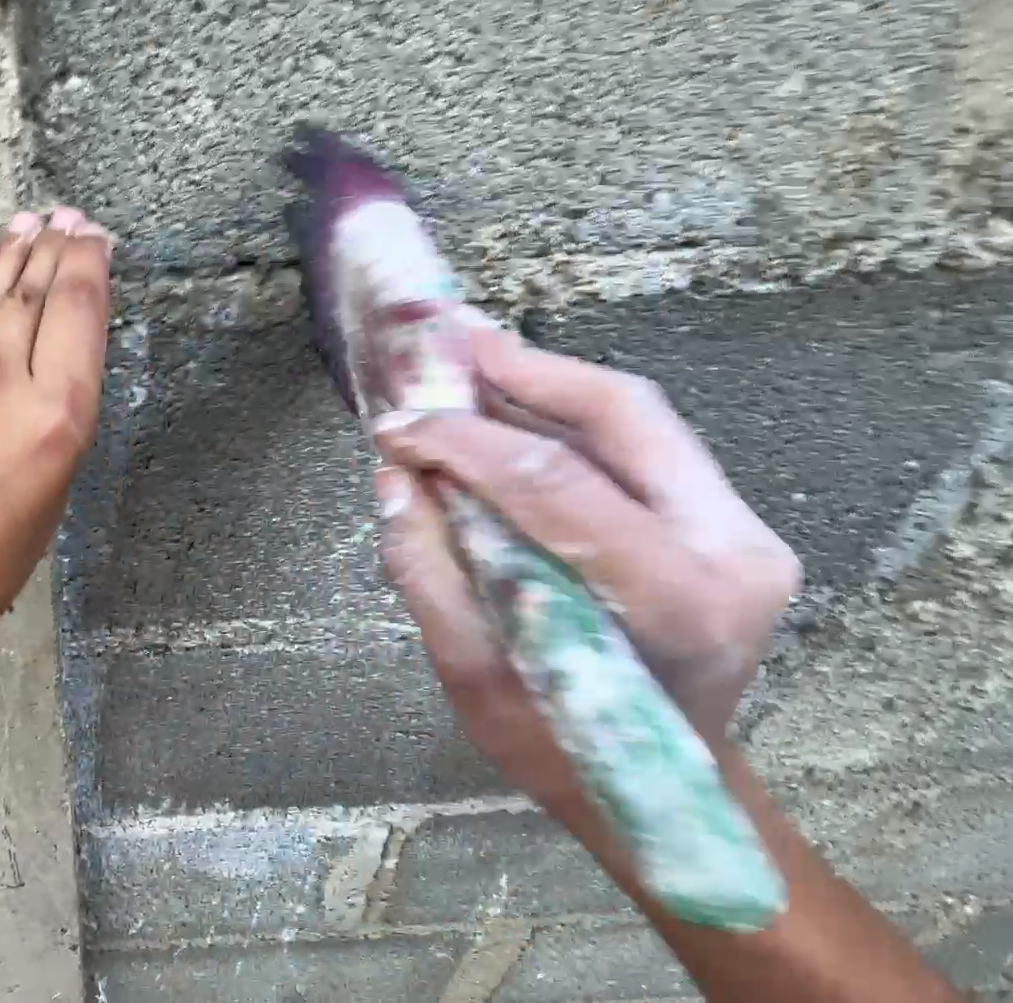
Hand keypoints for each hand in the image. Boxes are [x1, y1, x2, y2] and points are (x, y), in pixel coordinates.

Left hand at [0, 208, 111, 665]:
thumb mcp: (51, 492)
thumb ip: (56, 414)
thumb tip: (51, 353)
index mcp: (55, 418)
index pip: (81, 310)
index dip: (90, 263)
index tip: (93, 240)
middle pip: (33, 290)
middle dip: (54, 248)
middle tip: (65, 221)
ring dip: (10, 252)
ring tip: (27, 224)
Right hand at [371, 326, 801, 816]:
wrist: (659, 790)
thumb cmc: (559, 747)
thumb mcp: (469, 674)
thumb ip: (426, 570)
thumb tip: (392, 478)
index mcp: (674, 601)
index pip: (554, 484)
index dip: (462, 441)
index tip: (394, 428)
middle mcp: (732, 549)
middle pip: (623, 416)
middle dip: (523, 370)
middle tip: (445, 342)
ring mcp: (741, 529)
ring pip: (634, 417)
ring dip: (540, 380)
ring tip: (466, 354)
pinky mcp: (724, 521)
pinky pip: (634, 442)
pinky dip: (560, 412)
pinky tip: (505, 398)